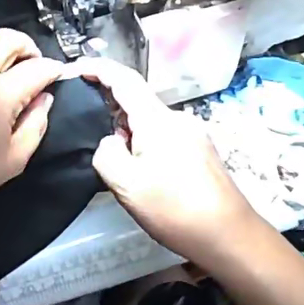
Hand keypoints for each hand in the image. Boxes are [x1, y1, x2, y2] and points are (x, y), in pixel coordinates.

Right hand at [71, 57, 274, 276]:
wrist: (230, 236)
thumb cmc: (176, 209)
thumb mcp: (125, 184)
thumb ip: (106, 153)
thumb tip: (111, 142)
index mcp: (157, 119)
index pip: (123, 79)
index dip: (96, 68)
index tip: (73, 69)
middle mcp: (177, 119)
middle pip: (136, 100)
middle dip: (108, 106)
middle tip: (85, 125)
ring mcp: (192, 135)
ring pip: (149, 122)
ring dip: (127, 131)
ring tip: (114, 161)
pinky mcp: (200, 153)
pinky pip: (163, 137)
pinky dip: (144, 144)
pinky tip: (141, 172)